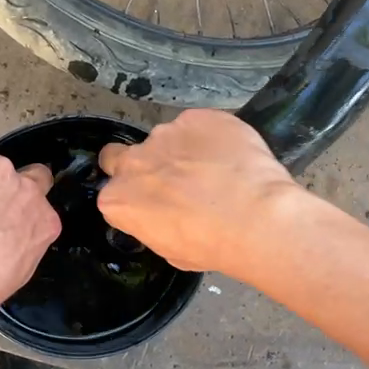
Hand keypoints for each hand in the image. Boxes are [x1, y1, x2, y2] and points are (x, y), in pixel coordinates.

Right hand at [96, 109, 308, 273]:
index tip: (156, 208)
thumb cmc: (211, 245)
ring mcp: (165, 134)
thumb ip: (153, 223)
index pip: (115, 194)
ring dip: (183, 152)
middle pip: (121, 157)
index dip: (135, 201)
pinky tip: (232, 156)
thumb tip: (165, 215)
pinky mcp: (197, 117)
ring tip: (216, 171)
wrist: (254, 218)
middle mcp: (134, 161)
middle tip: (173, 182)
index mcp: (117, 200)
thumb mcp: (170, 251)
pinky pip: (199, 125)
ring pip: (166, 140)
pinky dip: (211, 137)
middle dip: (142, 167)